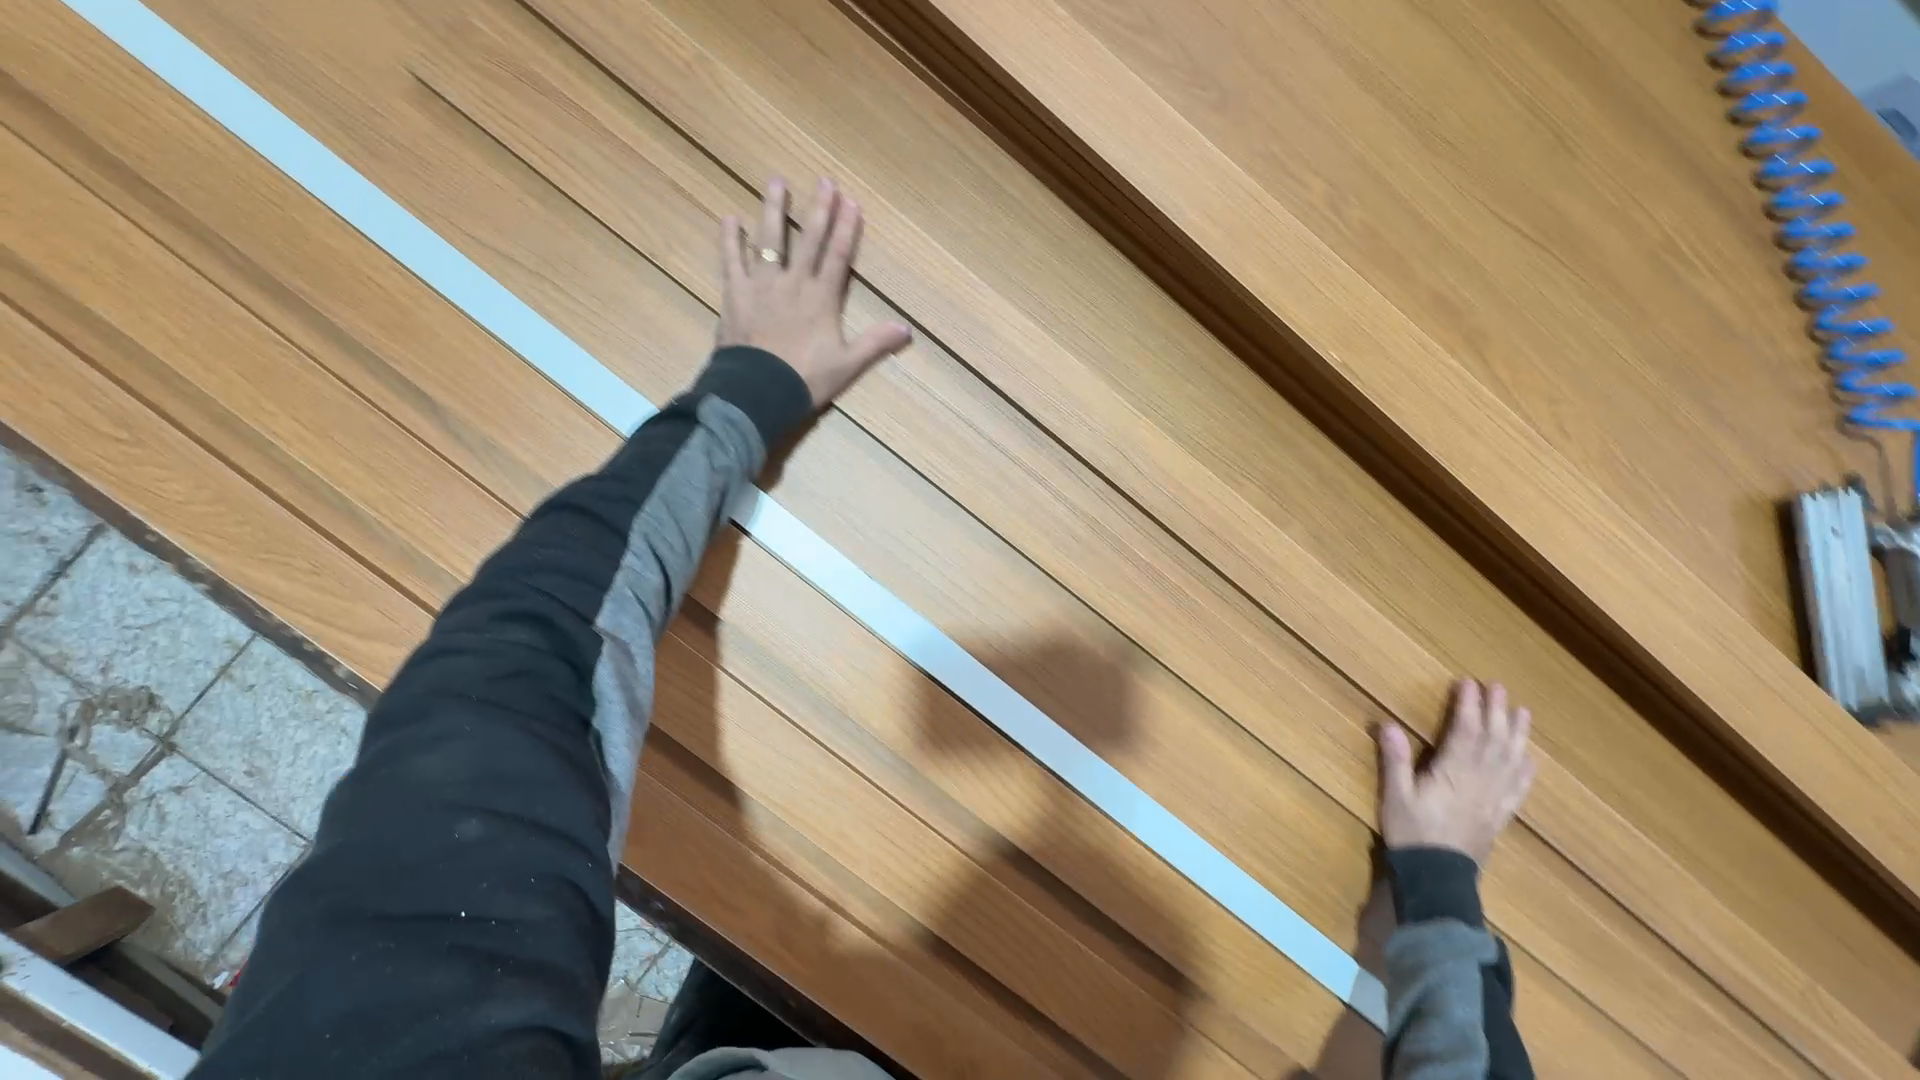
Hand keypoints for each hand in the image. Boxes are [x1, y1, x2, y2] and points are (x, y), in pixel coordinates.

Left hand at [718, 176, 912, 406]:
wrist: (758, 391)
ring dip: (773, 210)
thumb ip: (875, 343)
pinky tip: (730, 218)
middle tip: (824, 180)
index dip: (847, 229)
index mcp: (822, 299)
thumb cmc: (805, 380)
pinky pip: (732, 261)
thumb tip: (907, 329)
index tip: (852, 202)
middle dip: (818, 210)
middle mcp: (794, 283)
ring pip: (769, 240)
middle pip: (808, 240)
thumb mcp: (847, 365)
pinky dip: (730, 240)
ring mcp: (762, 285)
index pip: (838, 256)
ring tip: (776, 181)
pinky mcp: (736, 294)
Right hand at [1377, 680, 1536, 864]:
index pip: (1465, 732)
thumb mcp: (1395, 796)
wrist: (1439, 877)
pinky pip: (1519, 788)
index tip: (1468, 683)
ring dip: (1517, 734)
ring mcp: (1494, 798)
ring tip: (1523, 712)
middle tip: (1499, 687)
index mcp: (1454, 772)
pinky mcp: (1500, 815)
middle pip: (1493, 740)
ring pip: (1511, 760)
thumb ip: (1394, 760)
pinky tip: (1530, 759)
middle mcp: (1481, 781)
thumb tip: (1388, 724)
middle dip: (1496, 711)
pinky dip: (1526, 771)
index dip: (1468, 706)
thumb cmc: (1412, 833)